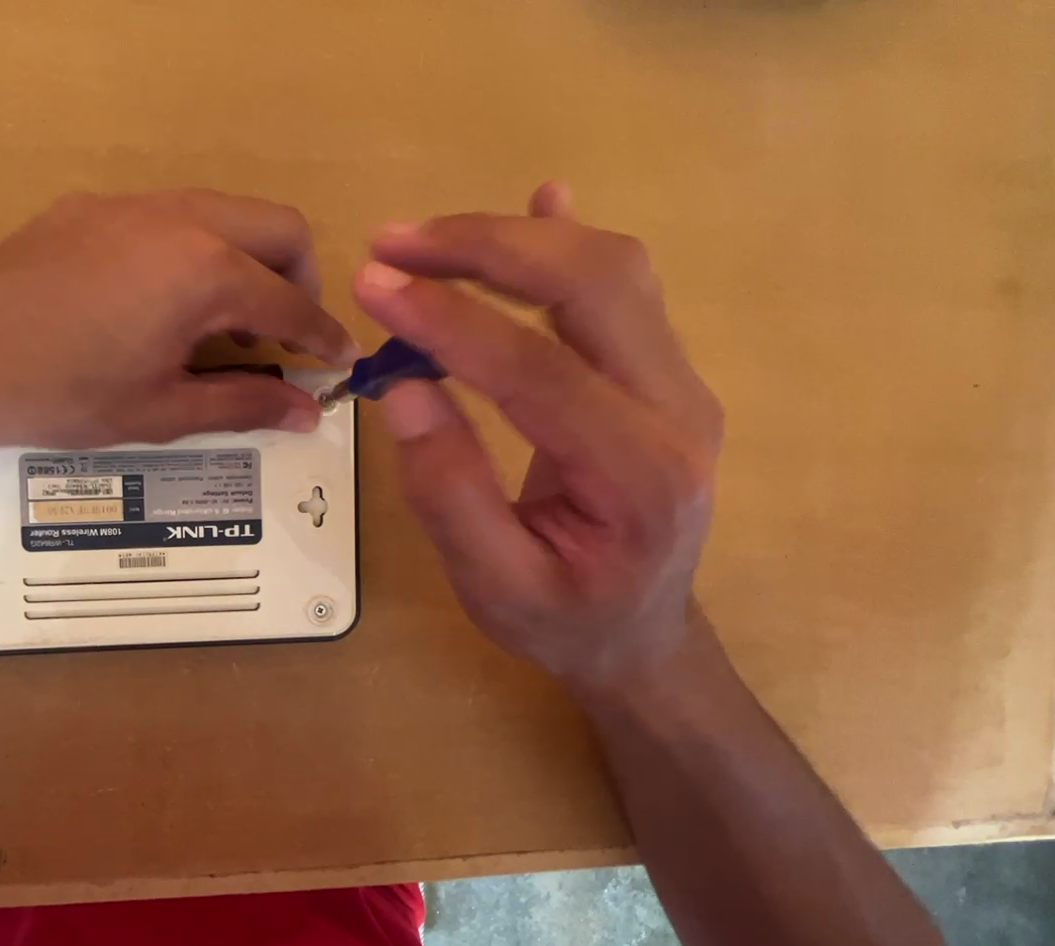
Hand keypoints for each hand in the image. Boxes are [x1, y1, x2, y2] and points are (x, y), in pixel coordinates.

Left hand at [0, 190, 358, 454]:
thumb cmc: (66, 399)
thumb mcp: (161, 412)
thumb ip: (243, 403)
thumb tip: (307, 411)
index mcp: (205, 274)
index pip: (290, 302)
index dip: (323, 337)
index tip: (341, 361)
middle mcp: (178, 219)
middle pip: (276, 228)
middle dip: (299, 279)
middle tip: (285, 334)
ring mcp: (129, 204)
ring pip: (221, 211)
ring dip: (244, 260)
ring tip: (223, 322)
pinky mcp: (89, 206)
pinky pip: (166, 216)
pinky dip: (191, 251)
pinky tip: (159, 301)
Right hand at [354, 183, 723, 691]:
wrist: (641, 637)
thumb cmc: (562, 621)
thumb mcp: (491, 583)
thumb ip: (448, 492)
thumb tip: (404, 389)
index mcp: (636, 475)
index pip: (536, 370)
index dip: (449, 321)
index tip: (373, 285)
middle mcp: (678, 411)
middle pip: (594, 285)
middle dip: (485, 249)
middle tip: (391, 246)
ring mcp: (681, 385)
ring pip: (612, 271)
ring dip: (513, 241)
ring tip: (423, 244)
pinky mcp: (664, 374)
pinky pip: (623, 290)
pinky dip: (570, 242)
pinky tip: (542, 200)